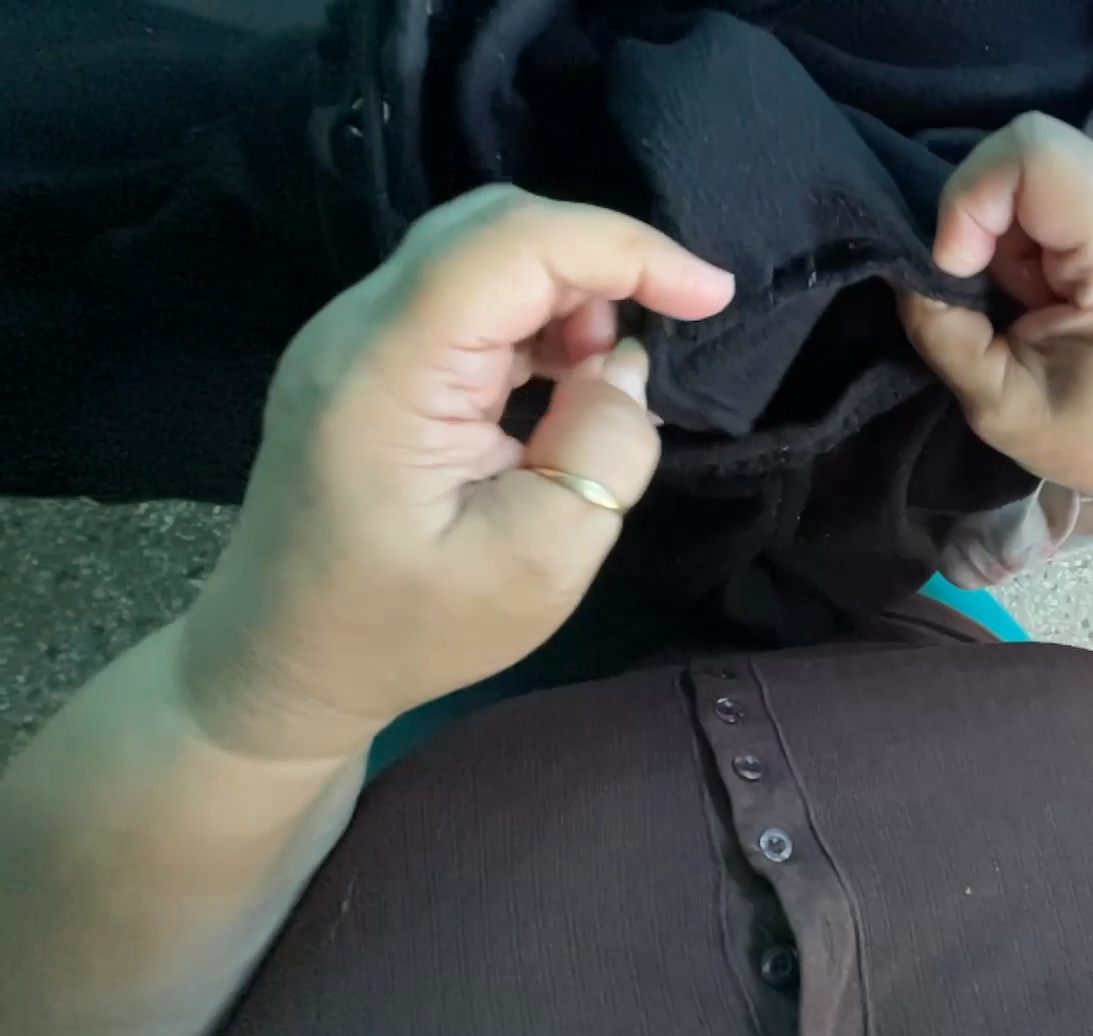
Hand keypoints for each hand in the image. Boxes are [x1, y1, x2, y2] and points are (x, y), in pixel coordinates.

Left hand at [178, 185, 733, 760]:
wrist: (292, 664)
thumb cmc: (417, 627)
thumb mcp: (543, 561)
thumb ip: (604, 453)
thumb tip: (624, 370)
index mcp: (390, 374)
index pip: (510, 246)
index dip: (624, 249)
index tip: (713, 295)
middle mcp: (363, 330)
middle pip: (496, 227)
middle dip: (608, 258)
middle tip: (679, 321)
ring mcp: (366, 341)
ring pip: (490, 254)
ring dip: (579, 292)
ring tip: (615, 375)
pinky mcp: (385, 363)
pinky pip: (480, 300)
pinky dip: (551, 320)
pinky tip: (575, 378)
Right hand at [899, 113, 1092, 537]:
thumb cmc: (1092, 441)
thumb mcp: (996, 405)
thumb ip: (940, 327)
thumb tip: (907, 264)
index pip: (1035, 152)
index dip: (970, 198)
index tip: (957, 271)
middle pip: (1030, 153)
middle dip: (979, 220)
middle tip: (981, 295)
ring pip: (1032, 172)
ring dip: (996, 235)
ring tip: (1012, 304)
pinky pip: (1046, 197)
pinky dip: (1015, 240)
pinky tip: (1029, 294)